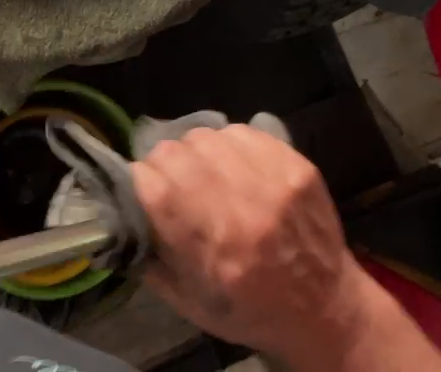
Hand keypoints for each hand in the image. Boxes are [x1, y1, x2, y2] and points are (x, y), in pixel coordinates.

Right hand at [132, 124, 440, 370]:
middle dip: (165, 165)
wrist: (326, 309)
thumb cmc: (250, 310)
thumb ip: (147, 254)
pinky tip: (235, 165)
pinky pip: (241, 130)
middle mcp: (243, 211)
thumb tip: (115, 209)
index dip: (139, 182)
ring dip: (197, 151)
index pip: (151, 184)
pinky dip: (230, 143)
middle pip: (174, 153)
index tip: (145, 191)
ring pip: (205, 134)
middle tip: (176, 183)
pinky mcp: (295, 165)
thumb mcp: (188, 301)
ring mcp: (273, 183)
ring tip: (207, 173)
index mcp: (212, 250)